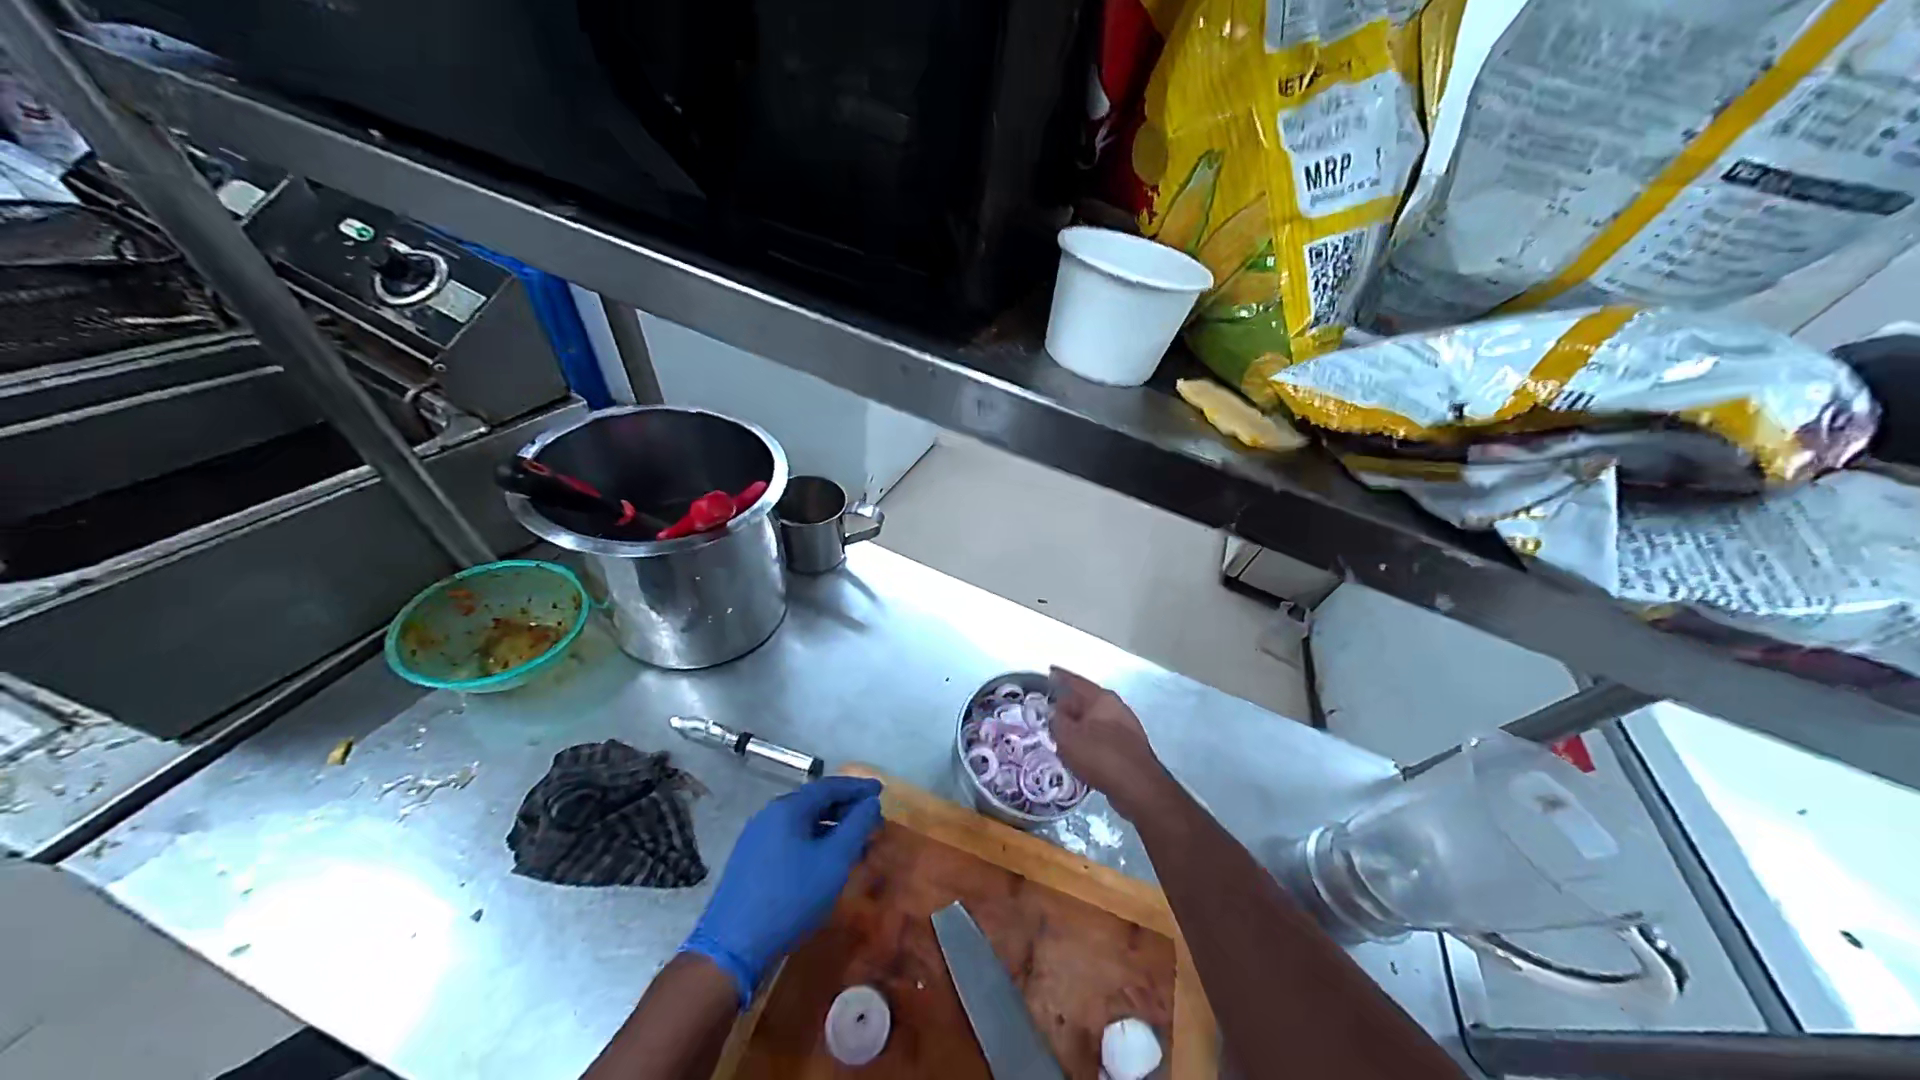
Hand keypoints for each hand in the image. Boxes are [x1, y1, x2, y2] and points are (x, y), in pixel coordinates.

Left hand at [680, 776, 883, 1004]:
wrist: (733, 946)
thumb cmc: (791, 898)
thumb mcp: (834, 862)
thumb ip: (856, 827)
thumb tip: (871, 803)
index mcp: (787, 808)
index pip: (829, 786)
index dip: (858, 787)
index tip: (880, 790)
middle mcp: (769, 815)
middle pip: (814, 802)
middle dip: (845, 808)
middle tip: (871, 819)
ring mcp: (756, 838)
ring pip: (802, 822)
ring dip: (830, 827)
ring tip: (853, 842)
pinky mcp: (750, 861)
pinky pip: (790, 839)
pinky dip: (813, 841)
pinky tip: (825, 861)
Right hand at [1050, 667, 1175, 821]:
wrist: (1138, 788)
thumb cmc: (1100, 755)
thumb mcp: (1067, 737)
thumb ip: (1056, 722)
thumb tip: (1053, 714)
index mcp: (1102, 699)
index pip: (1076, 682)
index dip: (1060, 677)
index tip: (1049, 671)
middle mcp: (1116, 709)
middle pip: (1086, 701)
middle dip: (1068, 705)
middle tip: (1049, 711)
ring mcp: (1125, 729)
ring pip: (1094, 721)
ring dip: (1078, 725)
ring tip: (1059, 733)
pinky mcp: (1128, 750)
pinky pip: (1101, 738)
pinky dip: (1088, 741)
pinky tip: (1078, 752)